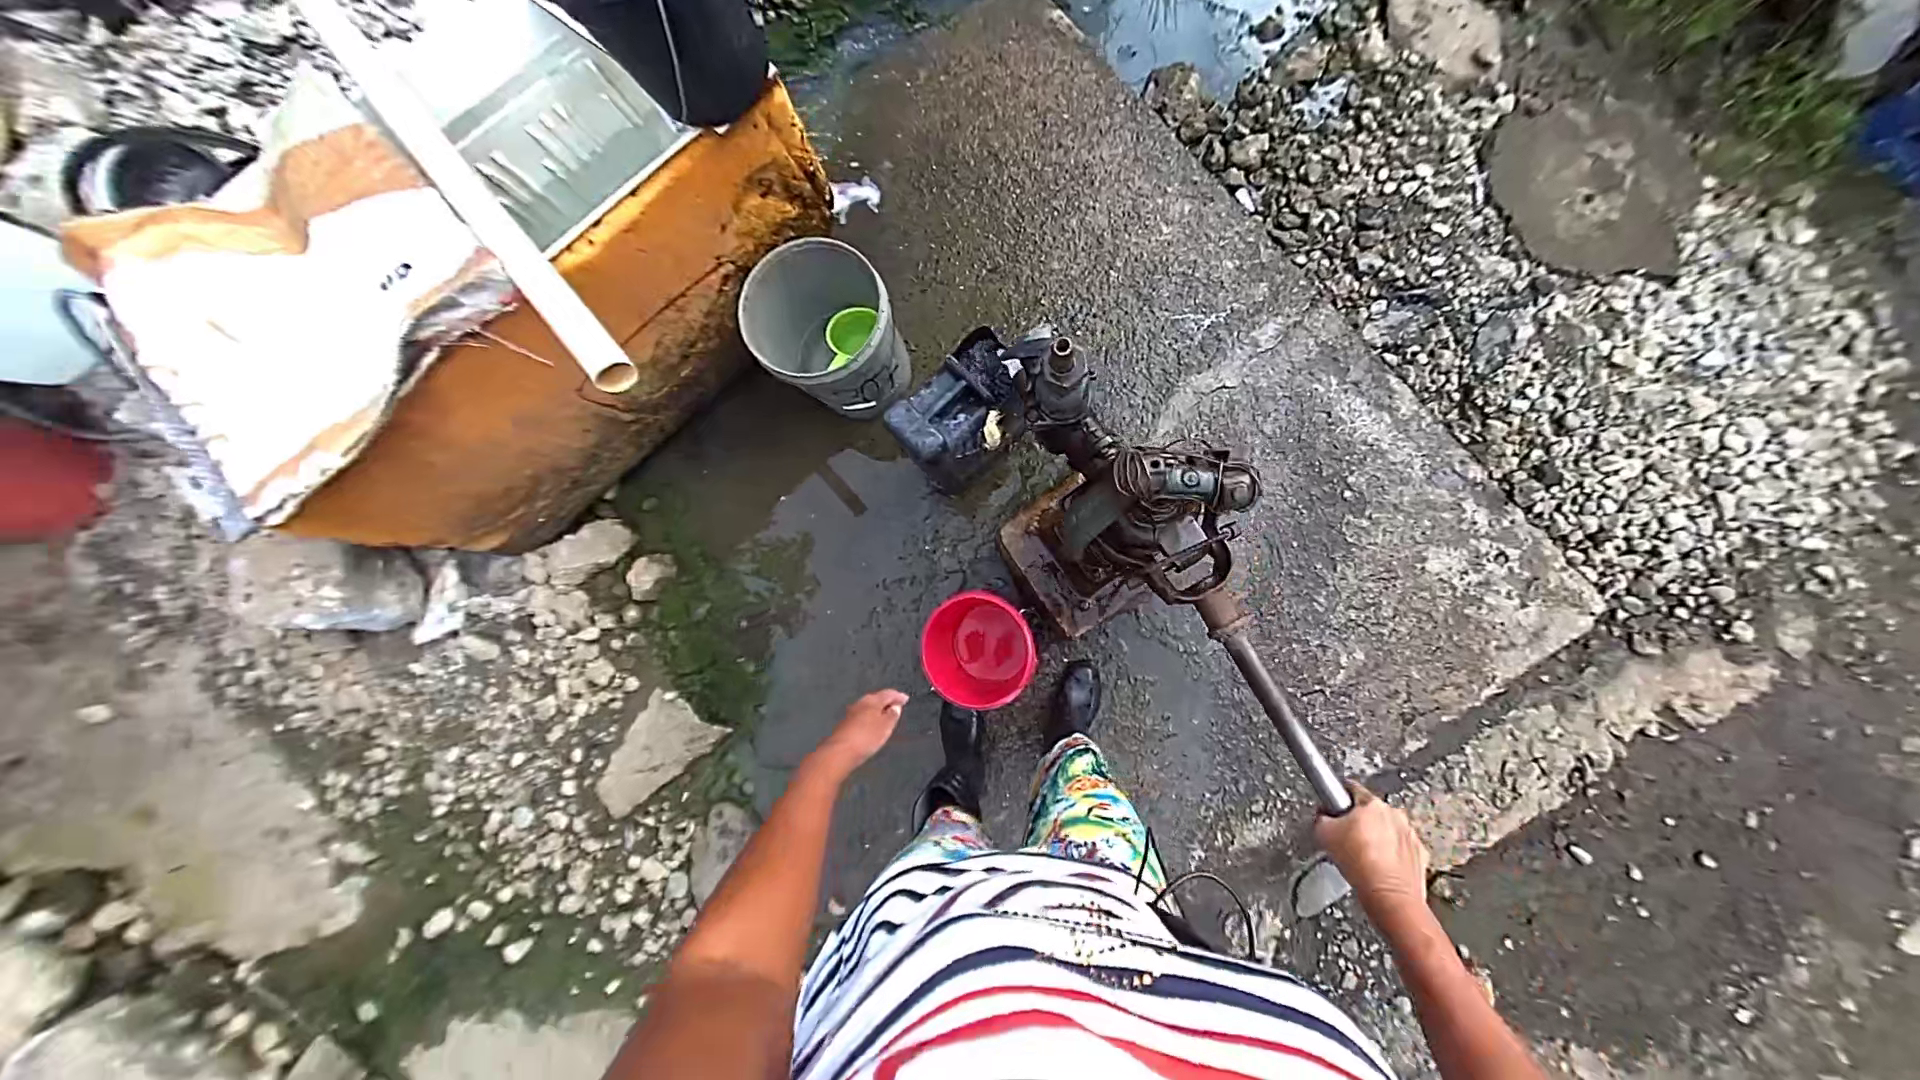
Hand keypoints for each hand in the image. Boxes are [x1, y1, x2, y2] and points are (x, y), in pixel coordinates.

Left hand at [811, 690, 907, 775]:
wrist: (840, 752)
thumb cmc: (866, 737)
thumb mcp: (885, 726)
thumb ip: (892, 715)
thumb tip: (895, 706)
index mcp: (872, 700)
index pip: (888, 694)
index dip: (898, 696)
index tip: (905, 698)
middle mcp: (860, 703)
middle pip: (876, 698)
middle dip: (886, 701)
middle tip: (895, 704)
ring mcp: (851, 713)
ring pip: (868, 707)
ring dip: (877, 709)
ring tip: (885, 714)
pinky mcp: (845, 724)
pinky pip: (861, 716)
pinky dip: (869, 717)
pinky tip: (871, 723)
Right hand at [1314, 783, 1430, 926]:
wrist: (1389, 898)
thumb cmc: (1360, 866)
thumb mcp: (1322, 833)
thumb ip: (1321, 817)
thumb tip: (1324, 817)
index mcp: (1371, 803)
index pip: (1350, 788)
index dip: (1337, 799)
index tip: (1333, 811)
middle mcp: (1394, 814)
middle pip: (1369, 810)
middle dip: (1357, 821)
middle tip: (1345, 838)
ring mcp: (1409, 835)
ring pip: (1385, 829)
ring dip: (1375, 838)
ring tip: (1362, 856)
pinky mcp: (1419, 854)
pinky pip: (1400, 848)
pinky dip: (1390, 854)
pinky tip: (1377, 866)